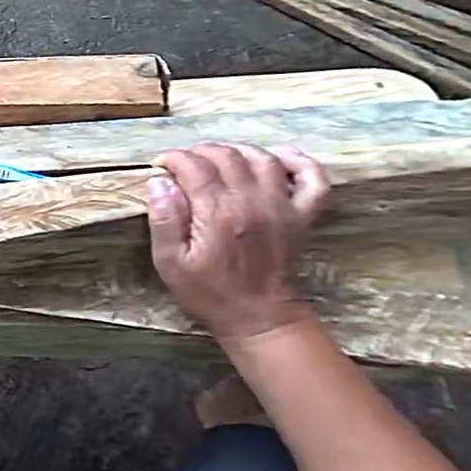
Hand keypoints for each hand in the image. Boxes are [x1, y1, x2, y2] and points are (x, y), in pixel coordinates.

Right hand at [147, 143, 329, 345]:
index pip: (194, 166)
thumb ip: (163, 220)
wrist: (259, 319)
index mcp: (217, 213)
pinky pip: (311, 178)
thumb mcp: (170, 264)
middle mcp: (251, 201)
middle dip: (201, 151)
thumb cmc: (210, 294)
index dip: (174, 158)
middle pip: (226, 155)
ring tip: (221, 159)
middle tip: (187, 163)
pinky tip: (281, 156)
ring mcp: (282, 206)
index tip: (163, 164)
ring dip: (238, 150)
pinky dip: (300, 161)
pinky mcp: (302, 215)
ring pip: (262, 158)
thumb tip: (159, 181)